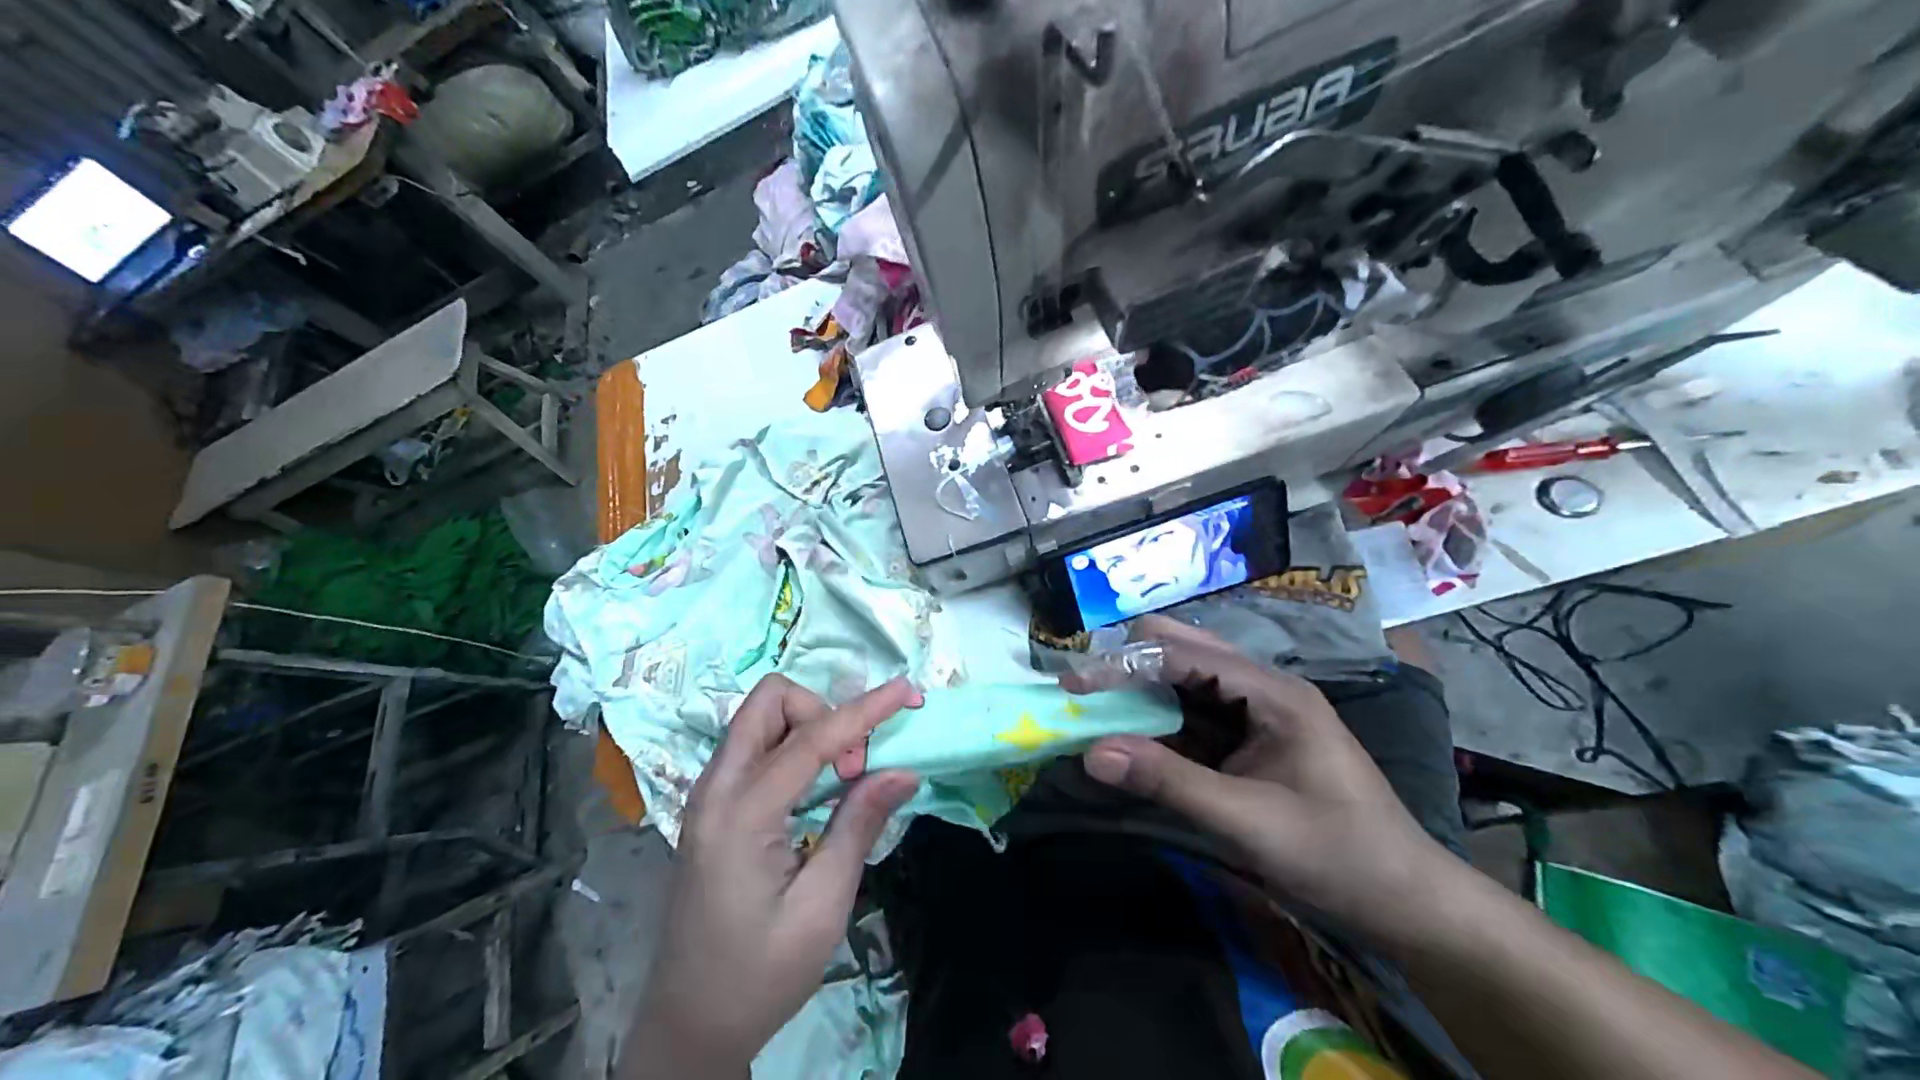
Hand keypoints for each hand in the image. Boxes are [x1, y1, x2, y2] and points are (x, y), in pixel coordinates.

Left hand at [622, 675, 921, 1079]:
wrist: (689, 1023)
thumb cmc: (760, 975)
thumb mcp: (822, 907)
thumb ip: (859, 826)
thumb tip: (902, 769)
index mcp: (740, 814)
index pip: (811, 738)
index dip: (866, 710)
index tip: (908, 691)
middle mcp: (715, 789)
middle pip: (769, 701)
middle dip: (823, 712)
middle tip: (856, 764)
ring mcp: (708, 795)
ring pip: (760, 718)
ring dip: (809, 727)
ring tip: (843, 780)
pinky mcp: (713, 806)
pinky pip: (755, 746)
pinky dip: (793, 745)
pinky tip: (818, 788)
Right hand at [1080, 616, 1457, 943]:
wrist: (1406, 902)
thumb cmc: (1337, 855)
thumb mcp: (1247, 821)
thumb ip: (1168, 781)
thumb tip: (1091, 753)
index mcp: (1274, 692)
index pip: (1184, 657)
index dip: (1125, 665)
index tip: (1073, 682)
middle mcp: (1265, 688)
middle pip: (1186, 652)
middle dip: (1131, 666)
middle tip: (1082, 693)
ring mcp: (1261, 712)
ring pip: (1188, 681)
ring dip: (1142, 691)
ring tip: (1096, 709)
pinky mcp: (1254, 738)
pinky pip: (1197, 713)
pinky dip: (1161, 719)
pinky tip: (1135, 734)